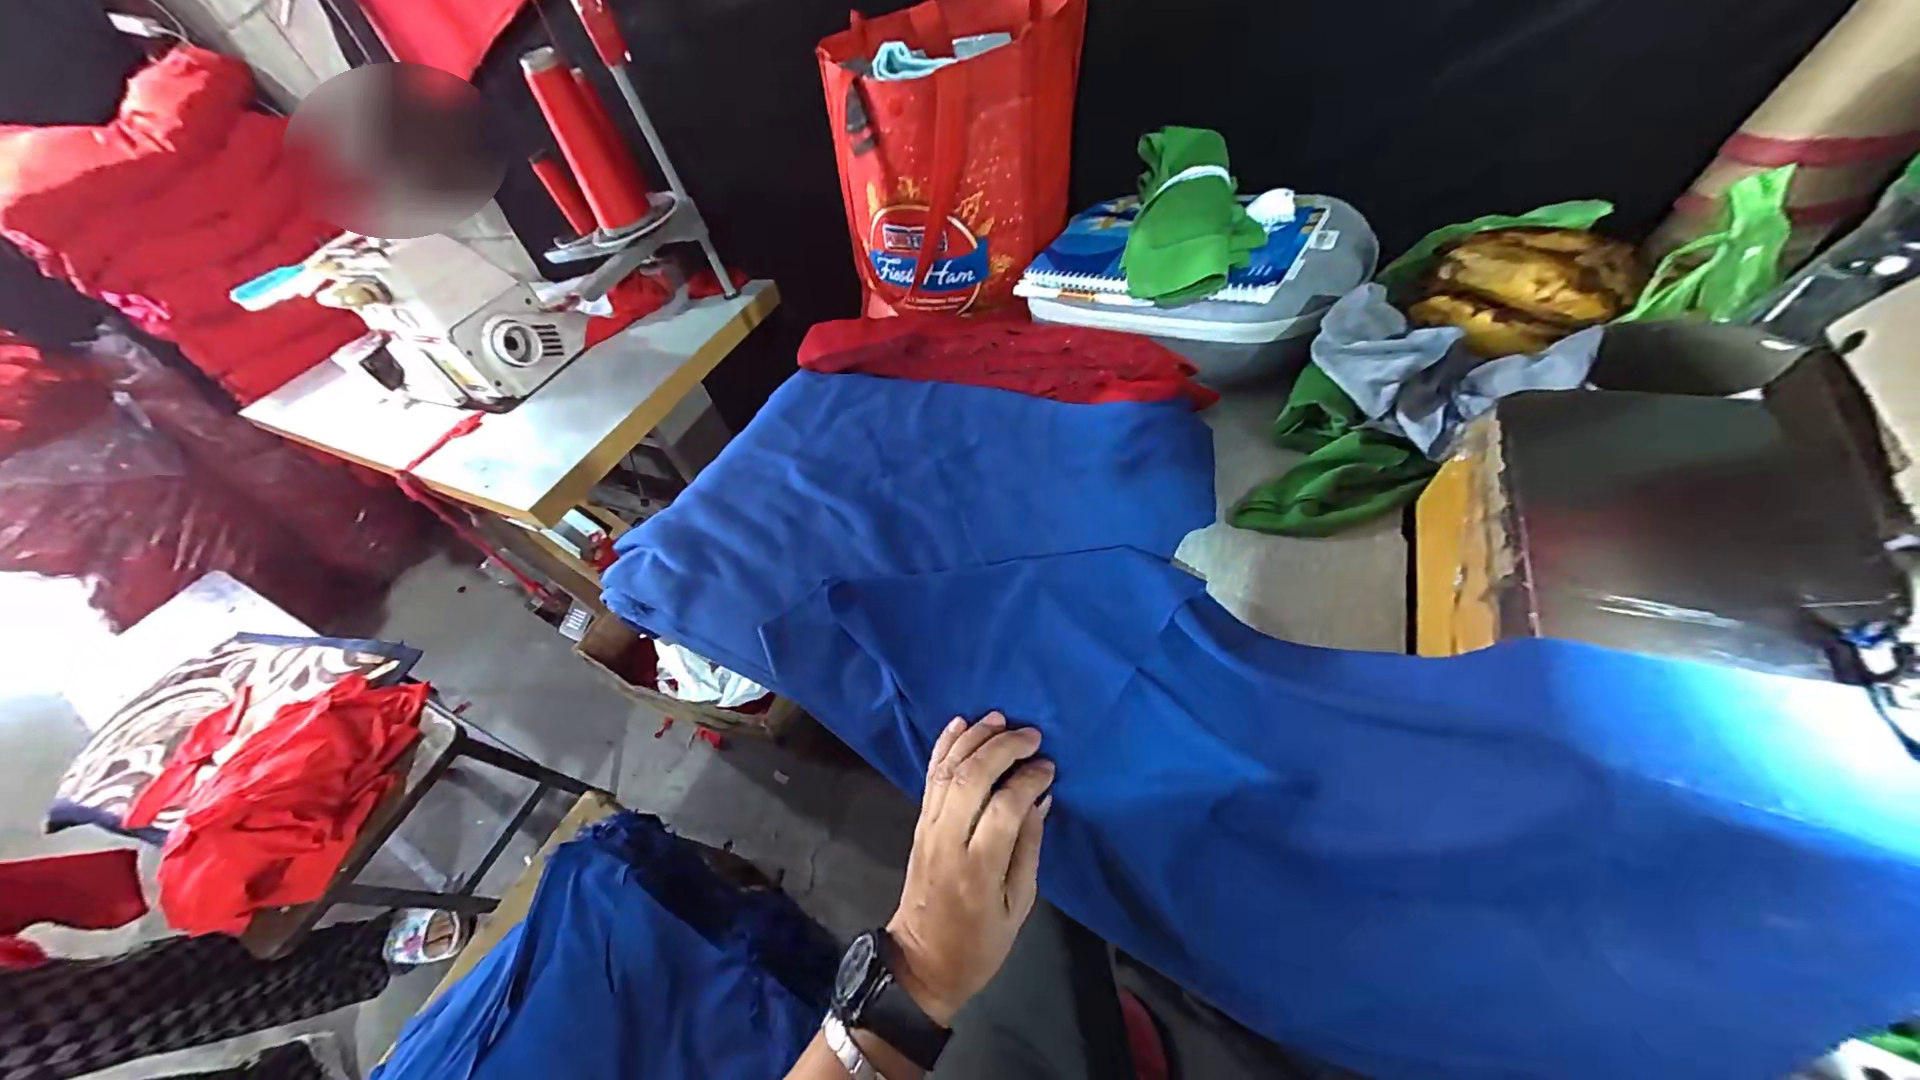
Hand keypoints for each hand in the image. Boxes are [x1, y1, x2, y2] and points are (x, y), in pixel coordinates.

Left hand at [885, 712, 1054, 1026]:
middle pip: (972, 778)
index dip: (1028, 780)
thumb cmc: (979, 942)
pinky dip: (944, 745)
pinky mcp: (919, 820)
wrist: (921, 959)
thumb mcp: (1018, 906)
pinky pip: (931, 775)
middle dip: (1003, 748)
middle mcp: (947, 839)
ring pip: (948, 769)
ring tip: (1001, 719)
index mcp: (977, 869)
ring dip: (975, 738)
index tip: (1049, 766)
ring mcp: (928, 826)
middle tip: (1032, 735)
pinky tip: (961, 724)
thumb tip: (1040, 798)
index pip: (1003, 808)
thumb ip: (1028, 848)